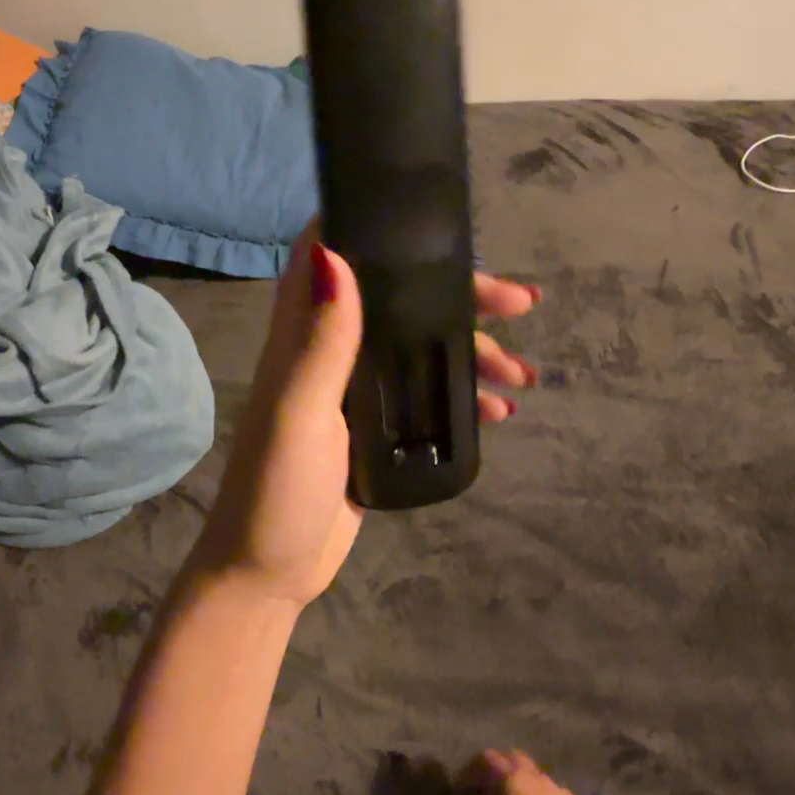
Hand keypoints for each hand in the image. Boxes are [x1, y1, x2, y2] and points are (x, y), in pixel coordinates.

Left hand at [194, 225, 539, 607]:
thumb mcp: (299, 413)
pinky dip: (464, 397)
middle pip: (399, 302)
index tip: (434, 222)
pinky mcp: (378, 432)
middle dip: (459, 297)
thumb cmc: (276, 491)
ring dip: (474, 351)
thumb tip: (336, 252)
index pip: (330, 256)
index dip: (375, 228)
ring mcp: (357, 394)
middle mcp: (330, 354)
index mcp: (302, 338)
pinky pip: (428, 398)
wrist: (270, 573)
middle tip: (520, 303)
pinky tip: (498, 412)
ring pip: (422, 350)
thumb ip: (321, 340)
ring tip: (523, 375)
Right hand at [464, 749, 654, 794]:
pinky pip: (546, 788)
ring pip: (530, 771)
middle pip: (511, 756)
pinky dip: (535, 792)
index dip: (471, 770)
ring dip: (518, 779)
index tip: (464, 787)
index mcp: (510, 776)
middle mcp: (532, 773)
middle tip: (487, 786)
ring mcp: (553, 785)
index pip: (485, 758)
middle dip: (497, 766)